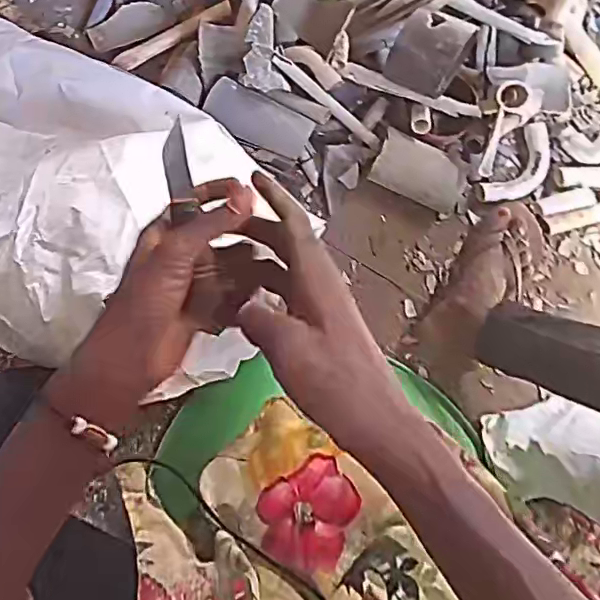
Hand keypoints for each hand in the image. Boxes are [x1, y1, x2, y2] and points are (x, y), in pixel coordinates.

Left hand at [49, 179, 269, 425]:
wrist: (130, 358)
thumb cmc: (138, 305)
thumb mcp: (175, 254)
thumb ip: (209, 224)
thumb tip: (239, 197)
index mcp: (164, 235)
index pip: (192, 202)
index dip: (216, 192)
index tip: (242, 187)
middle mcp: (178, 256)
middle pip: (217, 235)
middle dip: (241, 233)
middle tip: (267, 230)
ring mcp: (191, 284)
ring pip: (228, 267)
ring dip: (248, 267)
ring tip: (271, 265)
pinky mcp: (202, 311)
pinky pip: (230, 297)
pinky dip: (245, 296)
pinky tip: (260, 294)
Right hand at [234, 172, 416, 457]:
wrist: (378, 422)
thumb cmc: (339, 385)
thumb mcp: (288, 348)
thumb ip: (258, 317)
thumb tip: (241, 304)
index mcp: (317, 280)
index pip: (294, 224)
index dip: (274, 196)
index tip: (254, 177)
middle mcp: (321, 285)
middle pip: (286, 242)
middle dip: (254, 227)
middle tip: (221, 224)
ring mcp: (321, 305)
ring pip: (283, 268)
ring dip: (254, 260)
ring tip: (221, 263)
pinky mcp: (319, 326)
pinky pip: (284, 294)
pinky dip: (261, 290)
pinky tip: (241, 304)